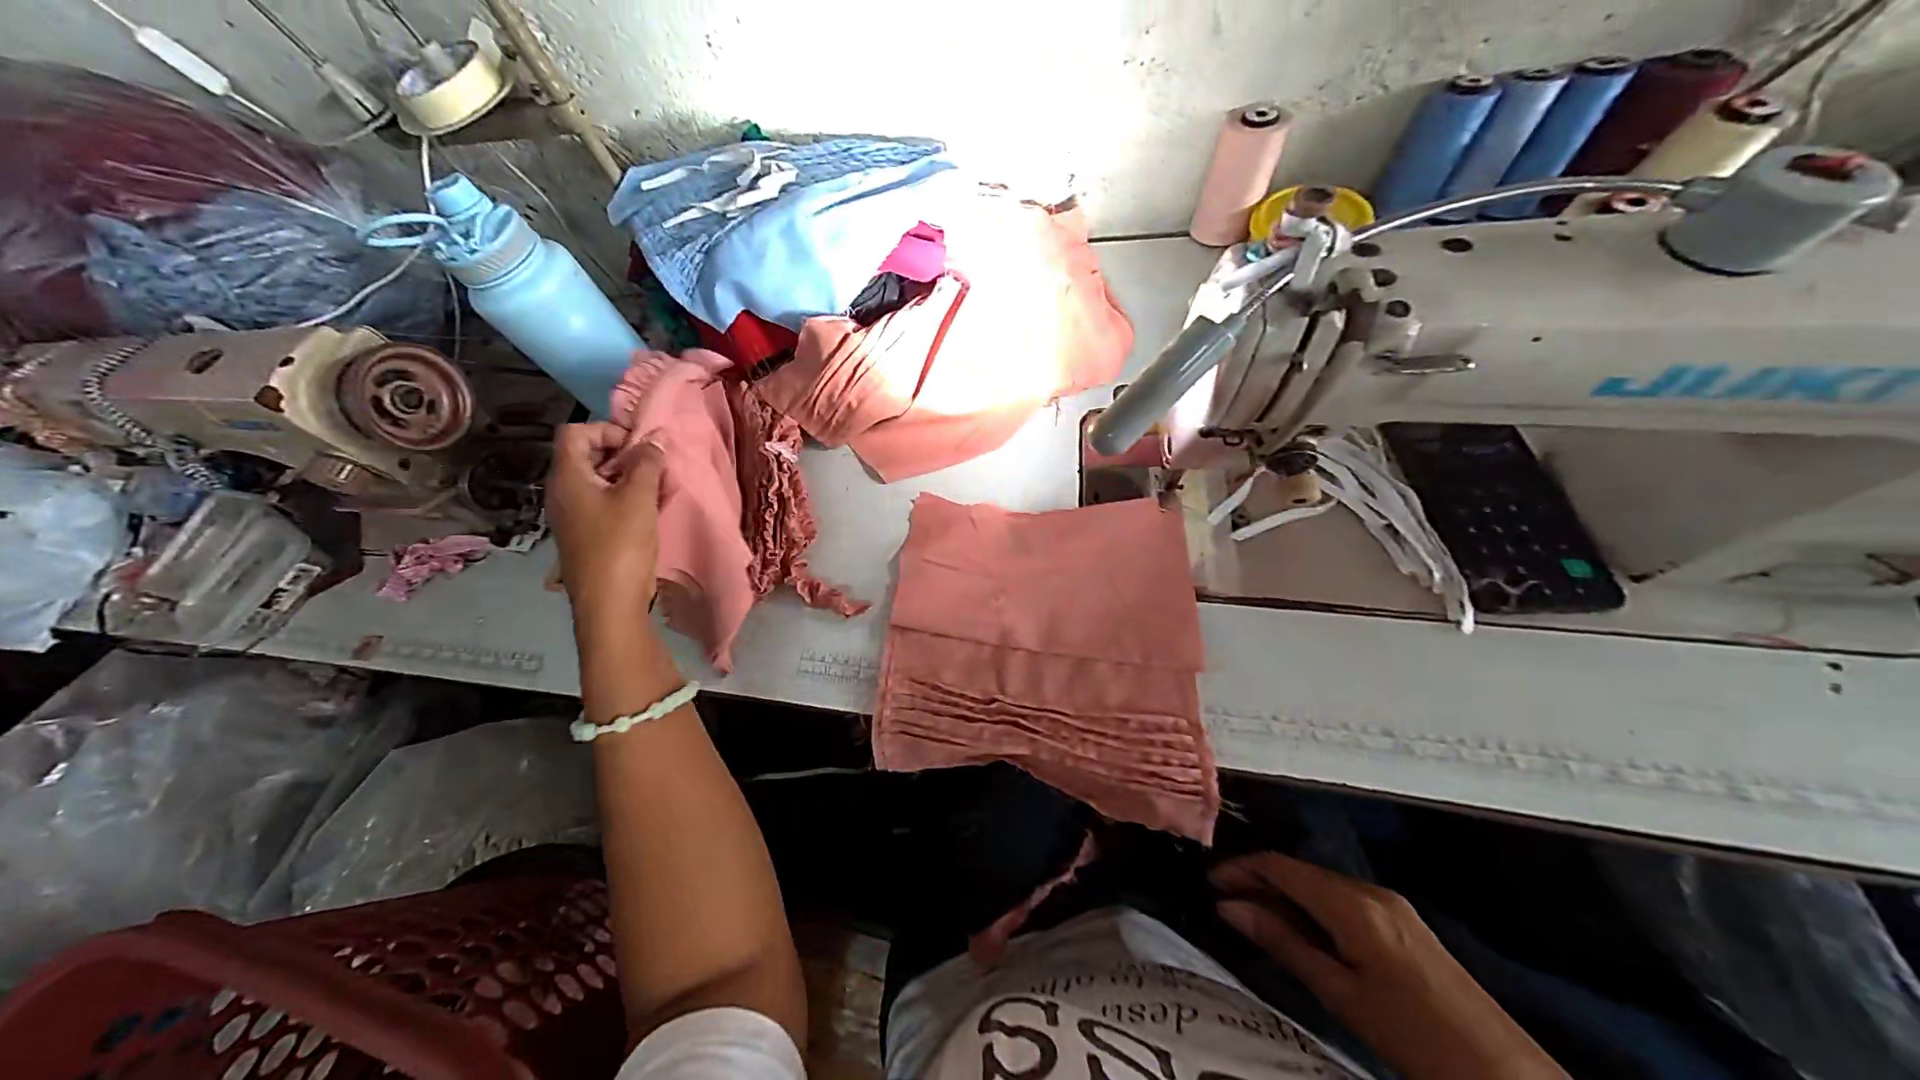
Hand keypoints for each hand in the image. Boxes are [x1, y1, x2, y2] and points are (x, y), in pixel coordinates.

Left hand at [547, 422, 663, 628]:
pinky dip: (625, 499)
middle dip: (624, 454)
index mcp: (567, 477)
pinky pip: (603, 504)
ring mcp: (572, 515)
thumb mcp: (639, 497)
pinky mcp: (586, 535)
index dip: (608, 429)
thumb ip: (647, 463)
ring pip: (598, 481)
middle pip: (587, 455)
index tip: (640, 445)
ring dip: (628, 478)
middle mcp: (562, 492)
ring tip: (658, 489)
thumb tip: (653, 441)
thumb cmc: (620, 544)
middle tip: (655, 466)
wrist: (609, 603)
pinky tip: (649, 511)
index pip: (576, 432)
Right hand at [1211, 852, 1566, 1079]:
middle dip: (1260, 880)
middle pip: (1301, 871)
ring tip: (1254, 917)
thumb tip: (1230, 907)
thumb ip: (1283, 943)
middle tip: (1225, 902)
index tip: (1210, 883)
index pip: (1282, 866)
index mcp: (1352, 904)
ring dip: (1284, 893)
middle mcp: (1371, 892)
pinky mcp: (1403, 922)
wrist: (1500, 1071)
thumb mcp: (1338, 993)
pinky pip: (1342, 898)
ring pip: (1321, 883)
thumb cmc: (1411, 1035)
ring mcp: (1391, 905)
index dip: (1241, 868)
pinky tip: (1300, 929)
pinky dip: (1312, 906)